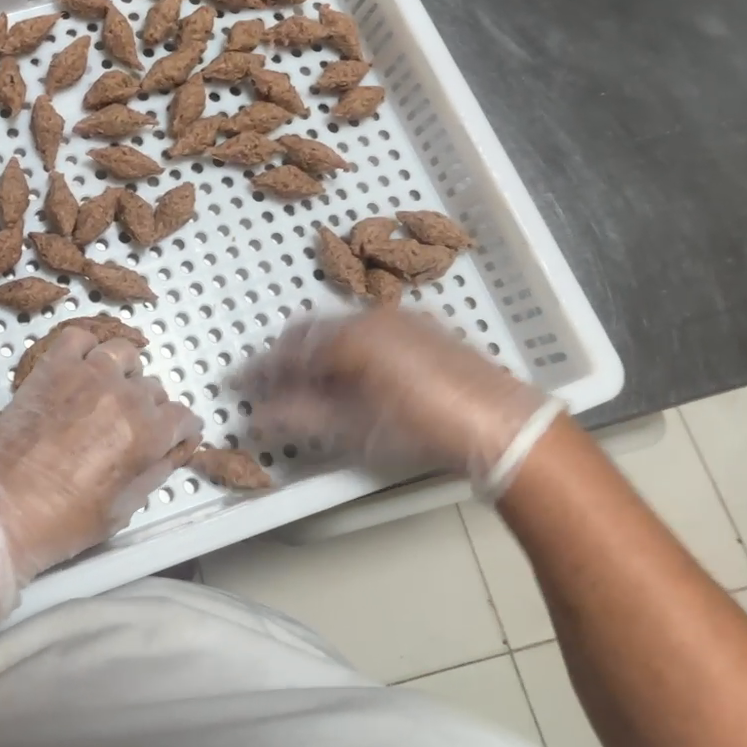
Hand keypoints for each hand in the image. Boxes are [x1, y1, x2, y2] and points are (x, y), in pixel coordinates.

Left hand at [0, 327, 199, 615]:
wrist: (5, 506)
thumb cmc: (66, 520)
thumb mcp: (125, 509)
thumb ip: (154, 472)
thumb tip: (172, 451)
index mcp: (148, 433)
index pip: (183, 417)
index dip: (180, 431)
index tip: (172, 438)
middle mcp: (125, 395)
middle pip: (153, 388)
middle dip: (150, 408)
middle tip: (128, 426)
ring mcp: (88, 374)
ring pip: (123, 354)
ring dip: (123, 371)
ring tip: (108, 391)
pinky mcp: (54, 366)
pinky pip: (79, 338)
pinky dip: (85, 348)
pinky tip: (80, 368)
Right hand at [238, 308, 554, 491]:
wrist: (503, 425)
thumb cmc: (423, 428)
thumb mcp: (355, 429)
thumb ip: (300, 417)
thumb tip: (258, 416)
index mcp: (348, 336)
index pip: (288, 350)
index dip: (261, 370)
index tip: (242, 385)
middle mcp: (370, 317)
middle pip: (312, 332)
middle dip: (287, 359)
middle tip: (272, 386)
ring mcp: (400, 319)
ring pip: (341, 329)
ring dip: (318, 353)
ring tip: (310, 385)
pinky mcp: (425, 328)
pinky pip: (369, 330)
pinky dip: (348, 349)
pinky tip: (352, 376)